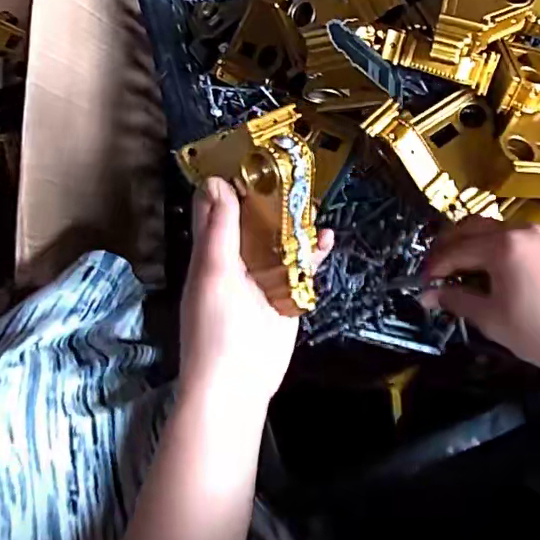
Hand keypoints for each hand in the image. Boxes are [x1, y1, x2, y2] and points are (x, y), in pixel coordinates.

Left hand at [179, 177, 331, 413]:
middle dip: (270, 198)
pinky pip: (301, 266)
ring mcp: (264, 277)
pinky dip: (313, 251)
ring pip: (280, 240)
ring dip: (294, 221)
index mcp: (213, 253)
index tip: (250, 155)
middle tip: (291, 169)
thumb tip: (215, 182)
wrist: (238, 384)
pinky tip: (326, 238)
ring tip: (312, 199)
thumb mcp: (214, 272)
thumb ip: (218, 229)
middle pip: (254, 221)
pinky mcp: (287, 293)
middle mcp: (237, 260)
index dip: (231, 182)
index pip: (219, 209)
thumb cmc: (216, 327)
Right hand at [419, 217, 539, 379]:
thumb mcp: (490, 318)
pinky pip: (506, 237)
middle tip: (433, 274)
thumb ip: (455, 300)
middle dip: (446, 249)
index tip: (421, 285)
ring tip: (454, 271)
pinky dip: (487, 247)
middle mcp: (516, 230)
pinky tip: (482, 269)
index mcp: (501, 245)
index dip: (434, 267)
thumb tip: (427, 295)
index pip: (455, 249)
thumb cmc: (538, 330)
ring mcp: (534, 235)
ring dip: (466, 245)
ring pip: (487, 230)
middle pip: (469, 229)